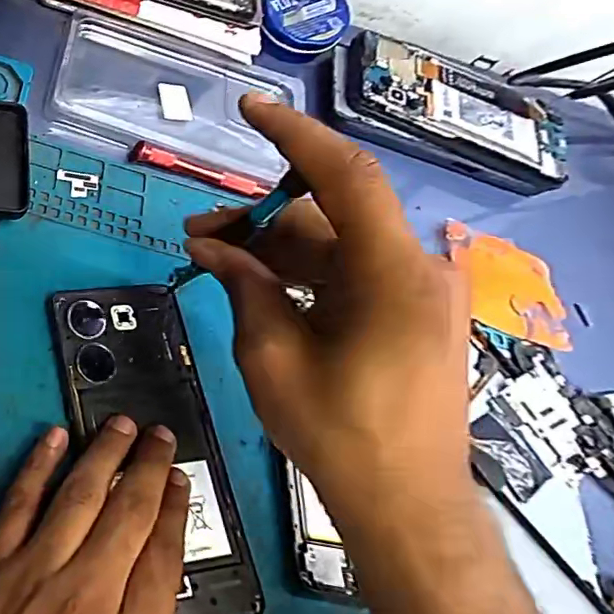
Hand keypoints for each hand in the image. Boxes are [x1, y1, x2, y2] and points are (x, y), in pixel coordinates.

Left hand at [0, 418, 215, 613]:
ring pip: (79, 496)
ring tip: (121, 426)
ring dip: (103, 454)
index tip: (180, 484)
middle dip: (148, 469)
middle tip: (160, 438)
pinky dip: (38, 465)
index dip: (175, 513)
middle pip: (128, 516)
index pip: (163, 559)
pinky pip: (19, 502)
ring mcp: (33, 575)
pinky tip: (54, 439)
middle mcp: (86, 600)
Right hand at [183, 94, 471, 532]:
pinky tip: (255, 282)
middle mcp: (414, 268)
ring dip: (272, 246)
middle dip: (258, 217)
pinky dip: (299, 269)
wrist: (405, 504)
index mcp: (392, 273)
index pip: (345, 176)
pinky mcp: (407, 308)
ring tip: (214, 259)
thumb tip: (213, 245)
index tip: (251, 109)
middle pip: (326, 214)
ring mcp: (415, 288)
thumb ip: (245, 285)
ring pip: (331, 241)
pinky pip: (345, 269)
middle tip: (198, 233)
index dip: (294, 136)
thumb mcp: (272, 354)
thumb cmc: (339, 433)